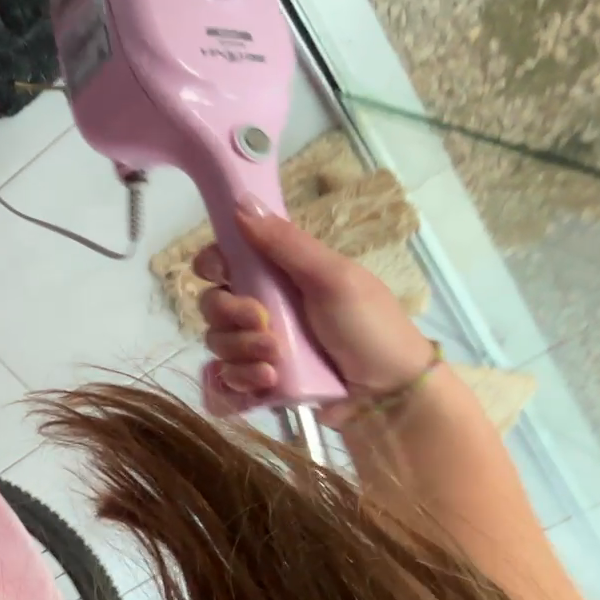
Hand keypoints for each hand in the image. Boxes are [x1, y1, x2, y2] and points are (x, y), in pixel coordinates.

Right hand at [194, 204, 435, 421]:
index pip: (221, 263)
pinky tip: (268, 383)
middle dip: (232, 318)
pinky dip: (239, 381)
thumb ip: (285, 243)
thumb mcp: (334, 278)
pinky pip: (222, 378)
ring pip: (216, 343)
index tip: (225, 275)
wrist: (389, 397)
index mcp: (276, 278)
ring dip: (242, 352)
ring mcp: (254, 347)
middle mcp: (259, 310)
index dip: (212, 267)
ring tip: (276, 364)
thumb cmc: (369, 329)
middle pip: (210, 305)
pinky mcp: (253, 381)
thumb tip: (242, 202)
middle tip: (265, 326)